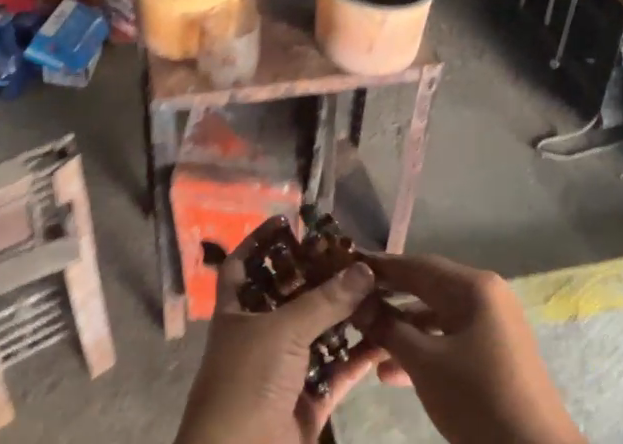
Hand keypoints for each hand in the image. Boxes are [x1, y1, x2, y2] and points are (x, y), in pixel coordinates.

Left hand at [173, 216, 404, 443]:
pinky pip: (337, 371)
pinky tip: (386, 336)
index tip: (288, 221)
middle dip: (320, 279)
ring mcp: (284, 370)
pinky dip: (359, 356)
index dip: (260, 242)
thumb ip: (324, 301)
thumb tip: (364, 269)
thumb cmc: (247, 379)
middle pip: (291, 297)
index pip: (242, 265)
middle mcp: (258, 335)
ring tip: (379, 291)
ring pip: (319, 334)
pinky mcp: (309, 401)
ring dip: (346, 317)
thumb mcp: (281, 331)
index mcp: (236, 311)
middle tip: (354, 258)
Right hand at [360, 253, 586, 443]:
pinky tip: (389, 374)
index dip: (378, 268)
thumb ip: (387, 327)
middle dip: (386, 302)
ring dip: (400, 332)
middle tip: (348, 309)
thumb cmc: (478, 400)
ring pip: (435, 319)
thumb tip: (356, 302)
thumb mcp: (425, 362)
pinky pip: (449, 341)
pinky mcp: (494, 356)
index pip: (416, 265)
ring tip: (362, 348)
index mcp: (474, 288)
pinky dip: (422, 351)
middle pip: (424, 290)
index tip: (343, 267)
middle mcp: (485, 297)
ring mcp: (492, 327)